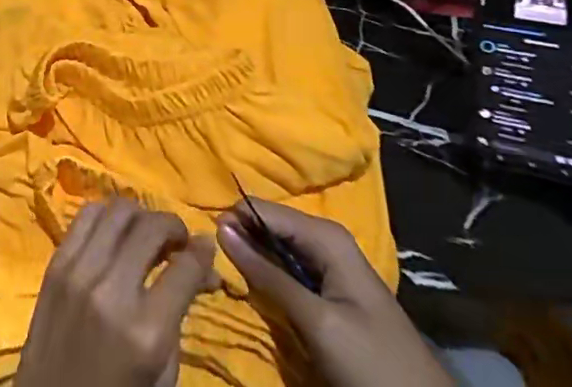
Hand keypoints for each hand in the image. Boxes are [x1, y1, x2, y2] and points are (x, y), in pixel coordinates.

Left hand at [16, 198, 217, 386]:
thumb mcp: (163, 372)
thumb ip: (181, 312)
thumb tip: (202, 267)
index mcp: (147, 330)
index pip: (186, 266)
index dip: (203, 251)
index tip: (206, 246)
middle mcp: (112, 291)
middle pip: (153, 226)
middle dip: (175, 227)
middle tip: (178, 242)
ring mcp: (79, 273)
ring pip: (119, 210)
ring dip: (141, 217)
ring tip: (146, 235)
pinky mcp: (55, 265)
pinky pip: (85, 215)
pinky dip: (107, 216)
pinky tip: (115, 234)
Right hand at [217, 199, 453, 386]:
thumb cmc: (371, 360)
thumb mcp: (316, 320)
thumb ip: (269, 274)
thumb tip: (223, 229)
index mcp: (325, 235)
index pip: (264, 210)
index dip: (233, 219)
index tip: (200, 236)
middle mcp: (325, 239)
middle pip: (269, 226)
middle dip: (240, 236)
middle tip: (206, 256)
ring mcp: (327, 265)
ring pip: (275, 248)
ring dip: (250, 257)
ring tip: (219, 267)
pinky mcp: (326, 290)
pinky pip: (286, 270)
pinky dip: (266, 275)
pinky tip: (249, 284)